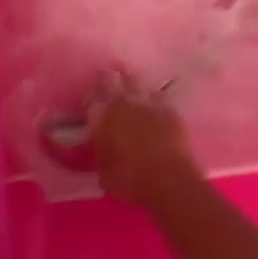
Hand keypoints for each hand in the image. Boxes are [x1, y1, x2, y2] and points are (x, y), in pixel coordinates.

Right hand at [89, 73, 202, 207]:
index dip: (91, 102)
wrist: (167, 181)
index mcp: (101, 115)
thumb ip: (101, 151)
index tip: (93, 109)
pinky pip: (158, 94)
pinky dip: (155, 99)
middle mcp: (121, 100)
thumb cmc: (129, 180)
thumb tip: (102, 148)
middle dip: (109, 83)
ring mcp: (146, 100)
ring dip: (132, 87)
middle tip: (111, 95)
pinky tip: (155, 107)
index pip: (89, 97)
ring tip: (134, 98)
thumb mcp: (104, 171)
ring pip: (135, 79)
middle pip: (110, 77)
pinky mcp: (168, 107)